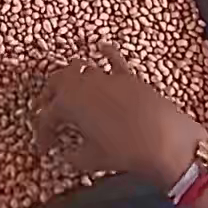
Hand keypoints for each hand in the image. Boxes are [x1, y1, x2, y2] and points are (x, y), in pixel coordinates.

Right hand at [35, 43, 207, 191]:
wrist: (165, 140)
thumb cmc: (124, 150)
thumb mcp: (91, 159)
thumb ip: (73, 155)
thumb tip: (67, 154)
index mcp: (68, 103)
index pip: (46, 116)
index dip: (43, 133)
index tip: (45, 147)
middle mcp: (82, 84)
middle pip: (56, 82)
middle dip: (49, 96)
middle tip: (50, 114)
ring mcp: (105, 77)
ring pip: (79, 68)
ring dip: (70, 78)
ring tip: (69, 92)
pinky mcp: (127, 76)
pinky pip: (112, 58)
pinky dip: (104, 53)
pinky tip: (100, 48)